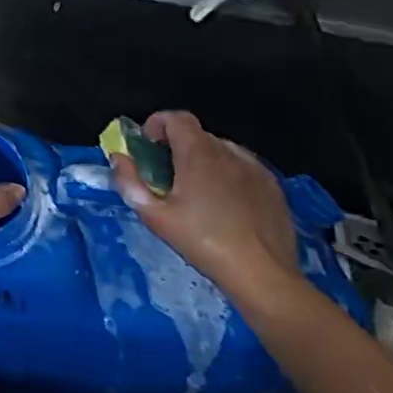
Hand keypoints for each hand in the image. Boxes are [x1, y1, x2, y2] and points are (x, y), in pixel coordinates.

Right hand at [111, 111, 298, 297]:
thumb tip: (119, 158)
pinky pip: (243, 167)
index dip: (156, 124)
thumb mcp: (153, 215)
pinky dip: (227, 173)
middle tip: (165, 175)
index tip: (147, 148)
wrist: (262, 275)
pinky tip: (224, 203)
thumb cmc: (201, 241)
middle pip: (197, 134)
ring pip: (221, 149)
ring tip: (195, 190)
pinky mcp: (274, 187)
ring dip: (202, 159)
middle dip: (176, 145)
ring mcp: (256, 169)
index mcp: (198, 154)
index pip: (176, 117)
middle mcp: (229, 153)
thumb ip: (128, 181)